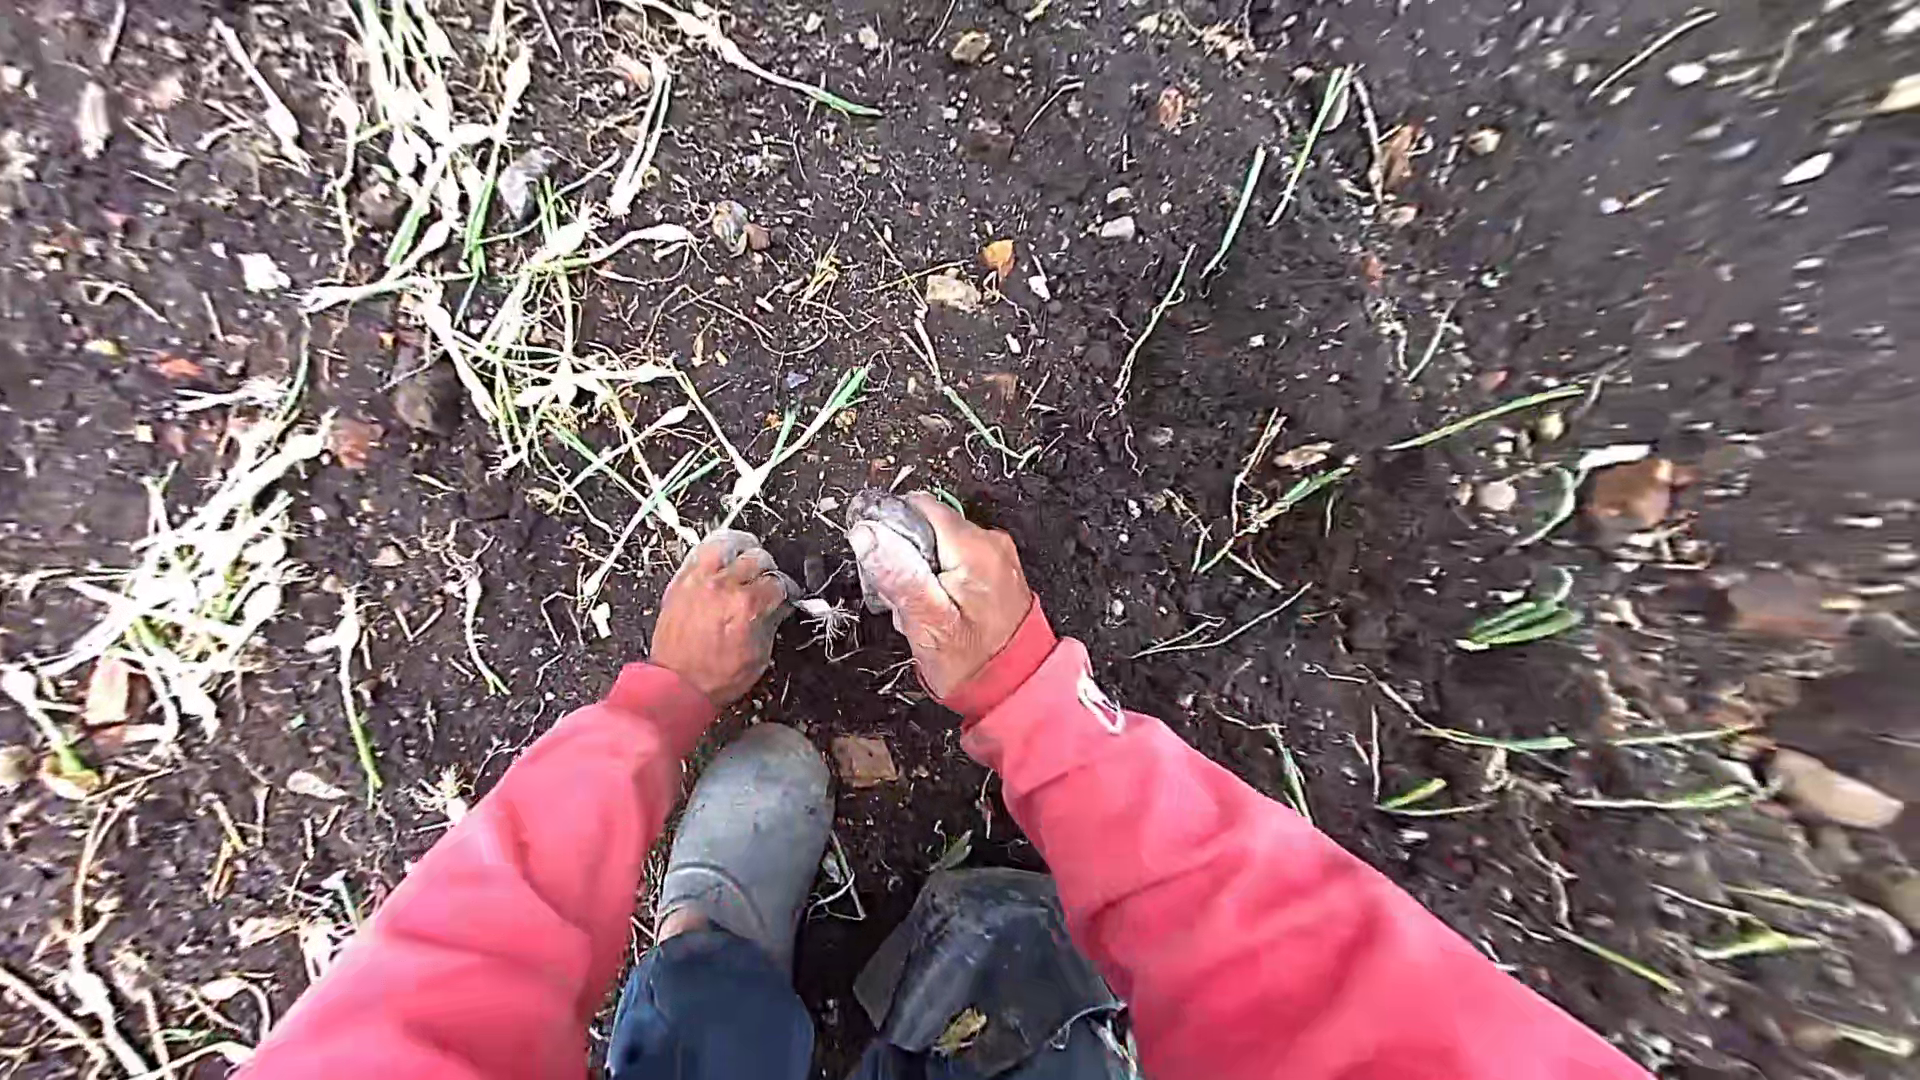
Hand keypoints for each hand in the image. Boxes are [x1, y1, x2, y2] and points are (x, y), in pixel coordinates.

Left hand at [649, 530, 794, 704]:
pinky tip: (721, 563)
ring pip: (727, 544)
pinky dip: (715, 555)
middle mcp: (723, 587)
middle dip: (767, 571)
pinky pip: (700, 553)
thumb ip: (772, 621)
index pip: (778, 583)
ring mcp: (699, 582)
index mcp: (747, 605)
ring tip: (744, 561)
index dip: (786, 590)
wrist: (676, 685)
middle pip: (757, 558)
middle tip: (766, 582)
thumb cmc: (714, 676)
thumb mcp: (759, 654)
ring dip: (741, 551)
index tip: (784, 596)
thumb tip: (779, 604)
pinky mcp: (681, 583)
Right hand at [847, 494, 1032, 698]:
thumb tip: (869, 534)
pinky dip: (941, 579)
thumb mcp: (926, 621)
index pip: (919, 507)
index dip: (891, 529)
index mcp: (973, 549)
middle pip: (928, 525)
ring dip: (922, 570)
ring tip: (925, 609)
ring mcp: (996, 556)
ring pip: (939, 544)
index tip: (883, 561)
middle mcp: (990, 543)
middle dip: (906, 555)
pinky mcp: (996, 570)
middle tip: (907, 597)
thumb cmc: (973, 662)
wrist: (1013, 687)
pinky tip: (942, 608)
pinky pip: (956, 559)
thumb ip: (898, 573)